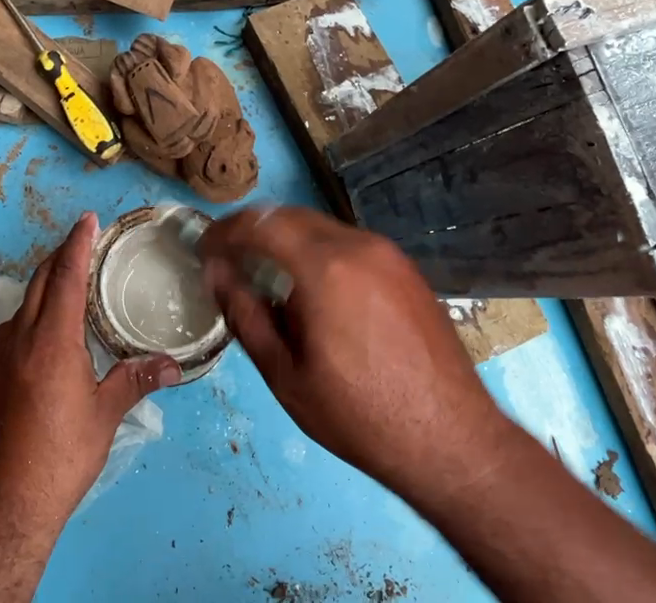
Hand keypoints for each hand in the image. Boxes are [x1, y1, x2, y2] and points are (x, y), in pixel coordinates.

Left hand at [0, 212, 182, 529]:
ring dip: (50, 282)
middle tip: (88, 240)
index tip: (89, 218)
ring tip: (77, 279)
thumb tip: (175, 365)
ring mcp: (0, 352)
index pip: (66, 275)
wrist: (8, 499)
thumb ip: (136, 379)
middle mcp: (20, 335)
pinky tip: (54, 324)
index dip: (78, 242)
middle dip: (63, 255)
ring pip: (26, 300)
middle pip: (41, 279)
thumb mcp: (106, 414)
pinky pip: (18, 322)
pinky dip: (38, 308)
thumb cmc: (63, 454)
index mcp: (51, 339)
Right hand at [199, 206, 512, 503]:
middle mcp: (359, 246)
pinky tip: (312, 288)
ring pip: (322, 228)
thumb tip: (217, 273)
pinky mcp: (407, 270)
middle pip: (291, 217)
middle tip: (229, 259)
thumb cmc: (358, 415)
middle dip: (253, 231)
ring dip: (286, 240)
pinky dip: (319, 252)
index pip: (261, 223)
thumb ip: (246, 315)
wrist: (451, 439)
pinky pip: (350, 245)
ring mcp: (389, 254)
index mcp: (325, 267)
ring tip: (265, 274)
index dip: (226, 231)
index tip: (204, 249)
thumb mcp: (286, 374)